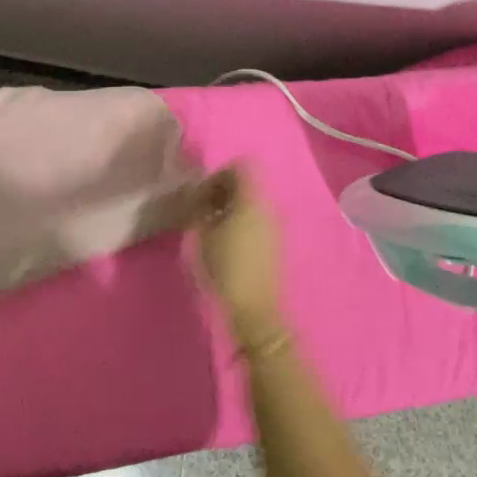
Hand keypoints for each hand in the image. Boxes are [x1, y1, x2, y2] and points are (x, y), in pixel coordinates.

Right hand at [191, 168, 288, 351]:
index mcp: (252, 200)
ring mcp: (277, 225)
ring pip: (254, 202)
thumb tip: (199, 196)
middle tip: (203, 211)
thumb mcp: (202, 236)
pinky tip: (228, 242)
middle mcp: (270, 206)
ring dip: (233, 207)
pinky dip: (243, 221)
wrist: (255, 309)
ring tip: (213, 228)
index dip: (219, 175)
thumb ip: (200, 208)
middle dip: (225, 191)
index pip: (241, 167)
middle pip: (249, 183)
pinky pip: (259, 219)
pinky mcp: (277, 243)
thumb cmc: (225, 269)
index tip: (201, 195)